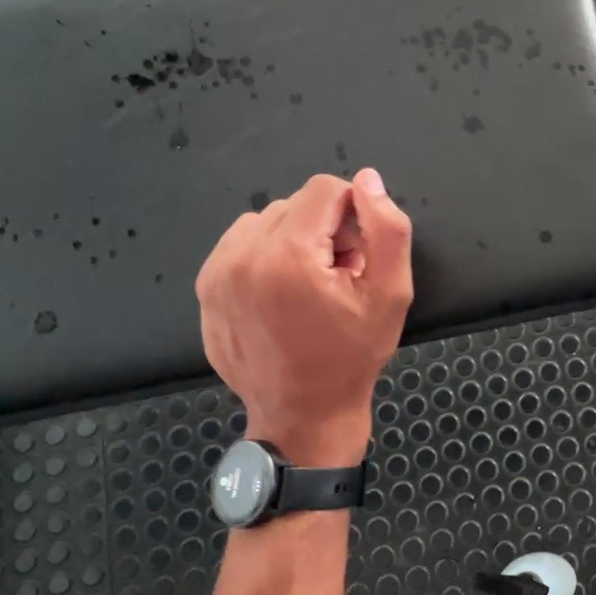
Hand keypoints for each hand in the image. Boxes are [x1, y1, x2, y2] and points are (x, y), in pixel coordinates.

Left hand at [196, 169, 412, 467]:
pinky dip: (266, 258)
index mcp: (288, 254)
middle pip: (294, 205)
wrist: (303, 413)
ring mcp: (215, 273)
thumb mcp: (391, 295)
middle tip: (340, 277)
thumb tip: (368, 181)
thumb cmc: (352, 356)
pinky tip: (283, 297)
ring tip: (311, 287)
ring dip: (294, 241)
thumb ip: (387, 230)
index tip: (360, 256)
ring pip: (264, 222)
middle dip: (324, 231)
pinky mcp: (204, 289)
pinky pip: (239, 247)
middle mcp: (242, 255)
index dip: (354, 214)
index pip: (324, 189)